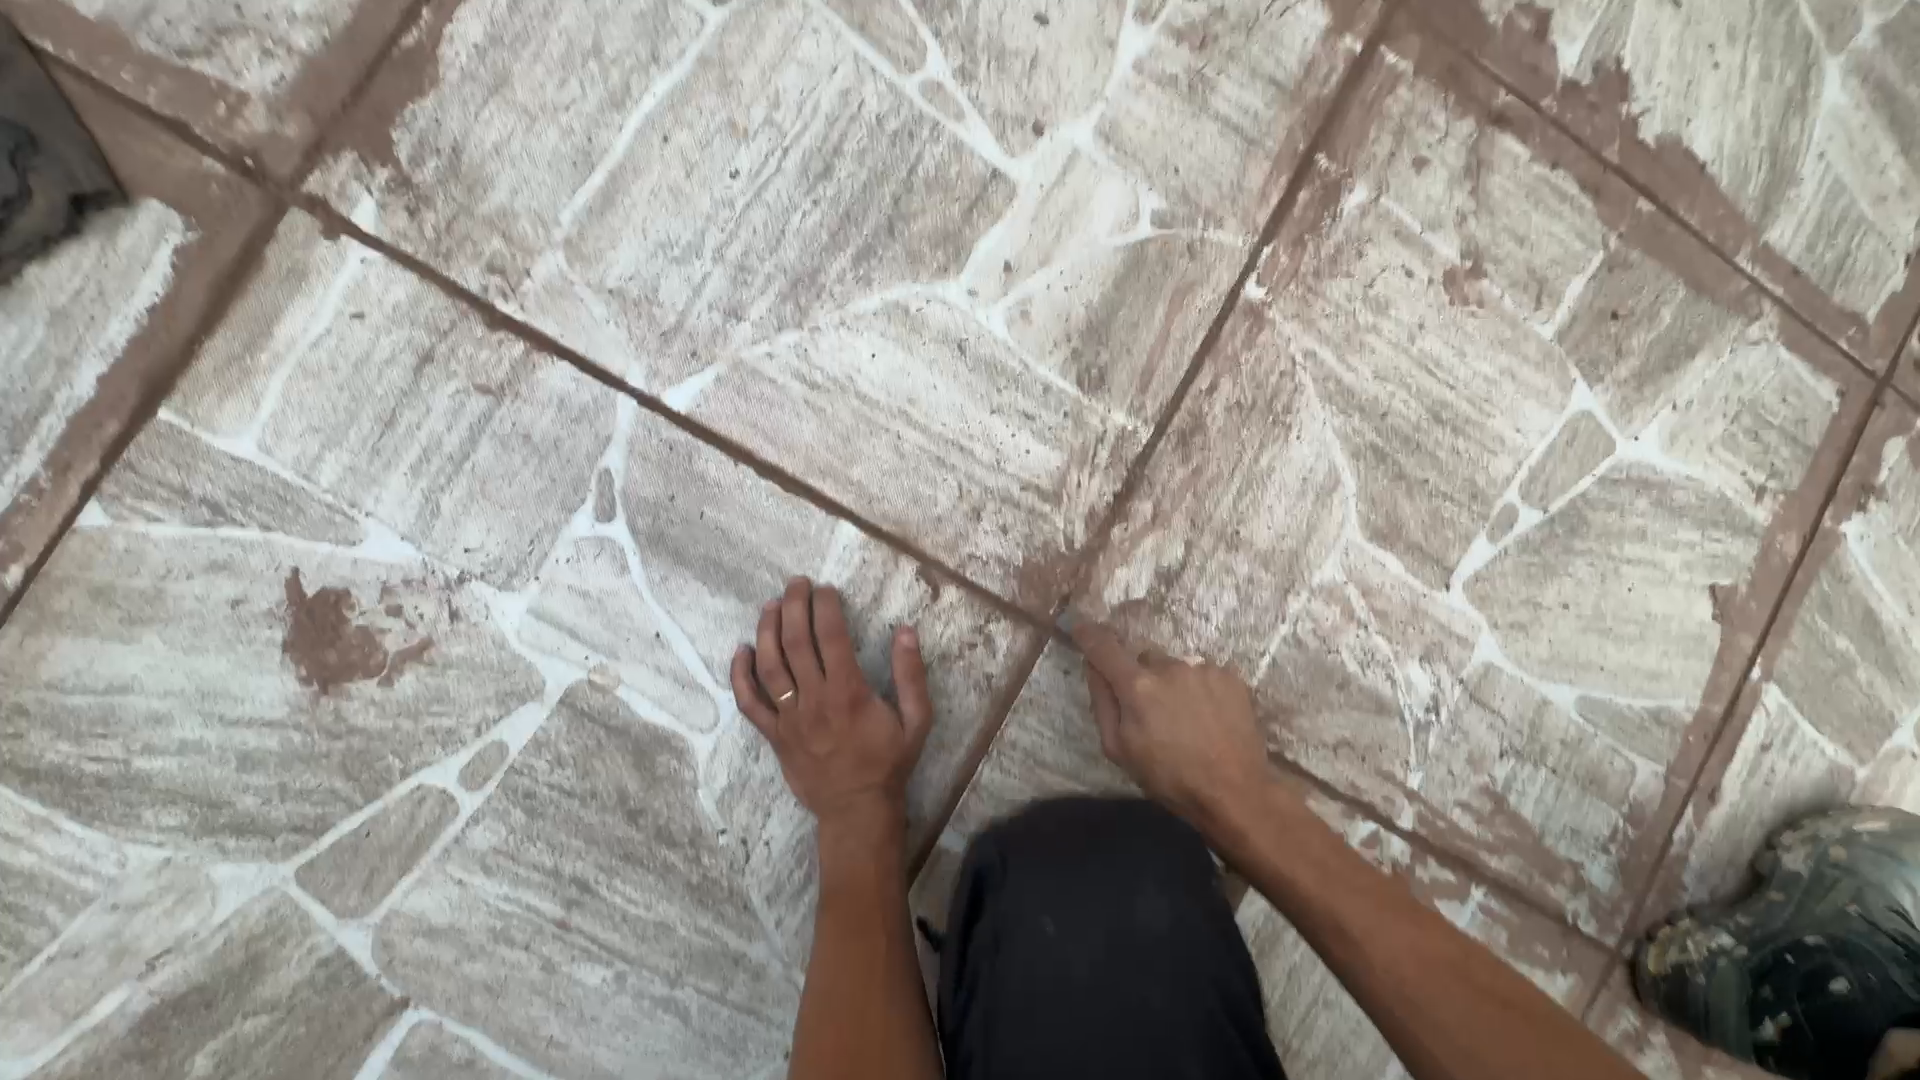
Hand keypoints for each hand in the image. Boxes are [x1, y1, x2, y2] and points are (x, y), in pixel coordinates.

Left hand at [730, 577, 933, 837]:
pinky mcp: (774, 735)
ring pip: (769, 665)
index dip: (825, 606)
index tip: (826, 588)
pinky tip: (741, 651)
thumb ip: (911, 675)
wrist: (857, 809)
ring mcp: (789, 717)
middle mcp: (814, 699)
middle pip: (795, 642)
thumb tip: (906, 631)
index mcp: (848, 692)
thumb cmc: (888, 763)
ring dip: (767, 630)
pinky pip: (749, 703)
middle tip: (796, 583)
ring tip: (771, 605)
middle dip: (793, 606)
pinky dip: (740, 675)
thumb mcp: (916, 720)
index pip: (831, 636)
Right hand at [1068, 618, 1277, 828]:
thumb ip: (1102, 702)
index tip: (1079, 626)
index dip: (1088, 634)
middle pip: (1144, 659)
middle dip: (1142, 678)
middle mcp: (1169, 667)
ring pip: (1175, 667)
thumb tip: (1093, 668)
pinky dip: (1200, 690)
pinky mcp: (1230, 676)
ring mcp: (1203, 669)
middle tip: (1152, 713)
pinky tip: (1209, 717)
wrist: (1235, 791)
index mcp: (1137, 687)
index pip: (1104, 648)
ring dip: (1173, 685)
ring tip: (1187, 720)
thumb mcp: (1118, 749)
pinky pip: (1203, 674)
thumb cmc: (1169, 777)